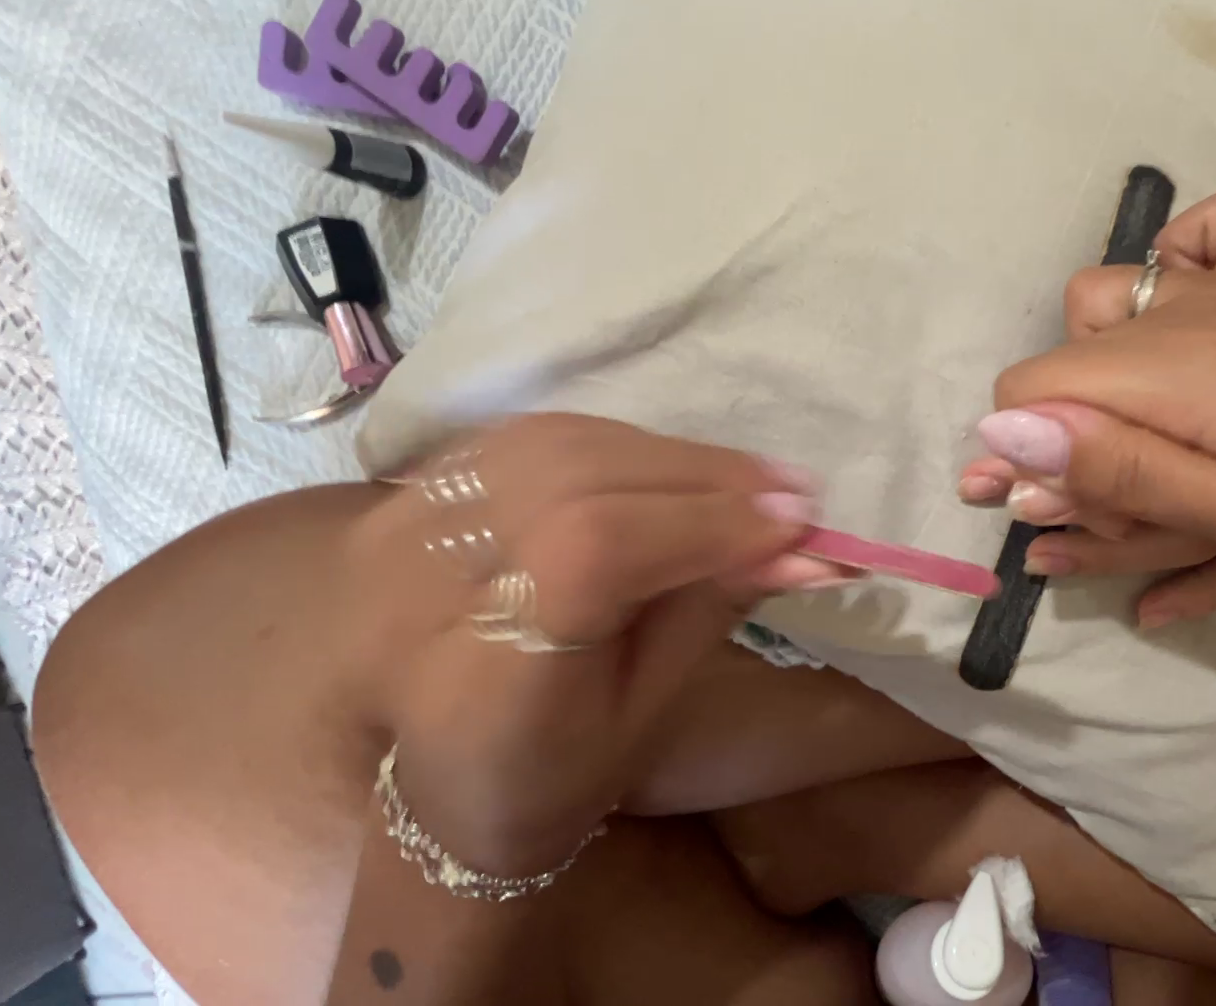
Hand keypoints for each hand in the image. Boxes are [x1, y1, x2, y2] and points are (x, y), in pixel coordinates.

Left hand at [343, 415, 841, 872]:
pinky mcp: (415, 495)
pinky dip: (626, 442)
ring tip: (753, 479)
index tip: (794, 524)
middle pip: (577, 479)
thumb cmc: (554, 774)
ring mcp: (404, 526)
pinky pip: (538, 436)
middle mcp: (419, 585)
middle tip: (796, 492)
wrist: (443, 779)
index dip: (699, 524)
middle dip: (704, 479)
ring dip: (674, 454)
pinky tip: (680, 466)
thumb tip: (810, 548)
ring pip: (561, 443)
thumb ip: (715, 608)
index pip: (590, 553)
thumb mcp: (648, 711)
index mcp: (481, 677)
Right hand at [960, 190, 1215, 626]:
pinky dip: (1166, 368)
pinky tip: (1190, 405)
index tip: (1050, 527)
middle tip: (1116, 536)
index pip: (1038, 383)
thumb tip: (1006, 428)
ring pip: (1121, 337)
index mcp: (1204, 366)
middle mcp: (1215, 313)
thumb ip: (1142, 470)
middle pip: (1071, 363)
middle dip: (1064, 456)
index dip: (1021, 458)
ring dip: (1112, 423)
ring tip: (1160, 499)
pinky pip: (1190, 304)